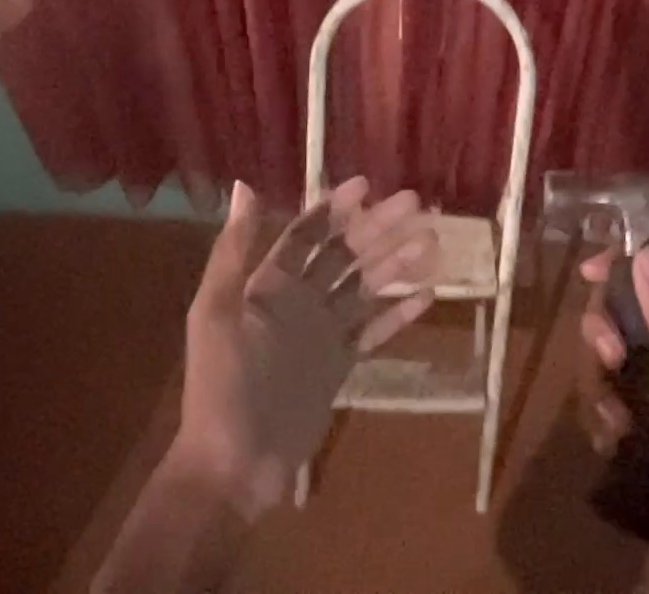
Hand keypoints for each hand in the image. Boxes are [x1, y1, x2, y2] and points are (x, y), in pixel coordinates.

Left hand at [172, 177, 438, 518]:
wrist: (233, 463)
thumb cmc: (221, 384)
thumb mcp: (217, 311)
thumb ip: (233, 250)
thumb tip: (244, 187)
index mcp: (268, 286)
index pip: (307, 235)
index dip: (335, 209)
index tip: (367, 184)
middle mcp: (299, 302)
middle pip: (345, 255)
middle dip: (377, 228)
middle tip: (415, 203)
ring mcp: (322, 333)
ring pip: (366, 288)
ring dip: (396, 264)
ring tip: (432, 242)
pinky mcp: (340, 365)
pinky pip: (374, 331)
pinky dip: (399, 314)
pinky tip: (428, 296)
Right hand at [578, 247, 648, 588]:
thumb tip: (644, 250)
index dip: (625, 266)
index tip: (587, 268)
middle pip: (623, 319)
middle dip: (605, 329)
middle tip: (610, 352)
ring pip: (608, 365)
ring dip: (602, 386)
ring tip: (618, 418)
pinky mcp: (640, 438)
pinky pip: (604, 410)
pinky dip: (604, 422)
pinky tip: (616, 442)